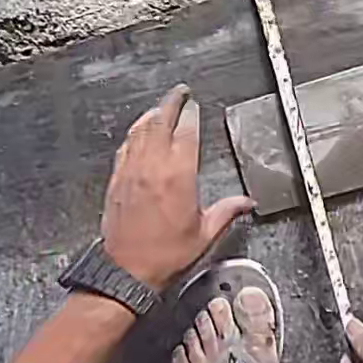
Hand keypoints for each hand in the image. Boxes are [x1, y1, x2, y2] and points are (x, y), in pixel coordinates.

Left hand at [101, 84, 254, 286]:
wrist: (127, 269)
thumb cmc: (164, 254)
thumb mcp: (204, 234)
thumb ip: (227, 212)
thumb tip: (246, 203)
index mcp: (178, 176)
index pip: (186, 132)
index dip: (191, 114)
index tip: (194, 106)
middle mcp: (153, 167)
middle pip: (160, 121)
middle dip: (171, 103)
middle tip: (179, 93)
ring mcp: (132, 171)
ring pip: (140, 130)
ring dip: (151, 114)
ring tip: (160, 107)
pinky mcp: (117, 180)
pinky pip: (125, 147)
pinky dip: (134, 134)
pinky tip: (138, 132)